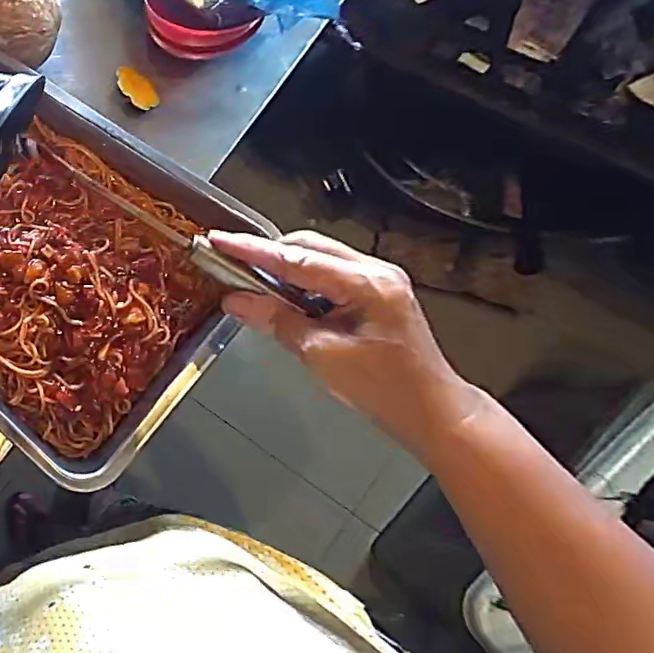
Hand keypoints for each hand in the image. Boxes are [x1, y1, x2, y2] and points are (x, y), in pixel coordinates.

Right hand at [207, 230, 485, 456]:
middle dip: (266, 255)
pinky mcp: (374, 292)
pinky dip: (300, 282)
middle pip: (306, 247)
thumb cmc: (388, 389)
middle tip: (231, 266)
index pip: (295, 259)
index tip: (220, 240)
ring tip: (252, 287)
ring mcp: (377, 280)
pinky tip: (283, 301)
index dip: (251, 250)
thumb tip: (237, 300)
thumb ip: (277, 321)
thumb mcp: (321, 355)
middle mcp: (375, 273)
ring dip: (283, 270)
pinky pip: (327, 274)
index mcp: (366, 284)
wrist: (432, 412)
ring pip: (316, 258)